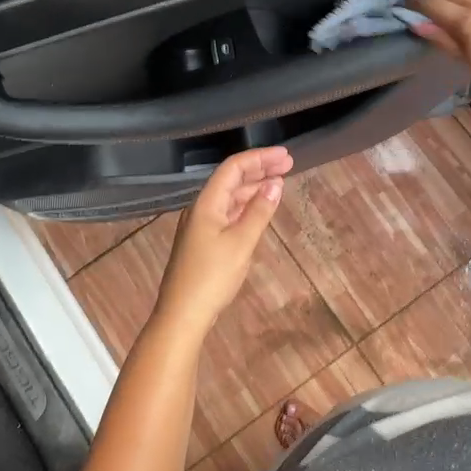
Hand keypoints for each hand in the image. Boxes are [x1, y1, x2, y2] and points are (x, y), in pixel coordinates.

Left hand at [156, 147, 292, 327]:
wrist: (182, 314)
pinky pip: (227, 213)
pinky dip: (246, 206)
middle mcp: (201, 209)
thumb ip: (259, 211)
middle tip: (288, 164)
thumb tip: (275, 184)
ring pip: (229, 197)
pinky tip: (259, 209)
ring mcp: (201, 226)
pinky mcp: (204, 242)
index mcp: (206, 203)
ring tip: (279, 183)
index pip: (233, 168)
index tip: (285, 156)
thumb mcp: (241, 243)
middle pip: (231, 180)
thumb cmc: (211, 276)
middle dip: (259, 169)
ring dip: (253, 188)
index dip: (259, 158)